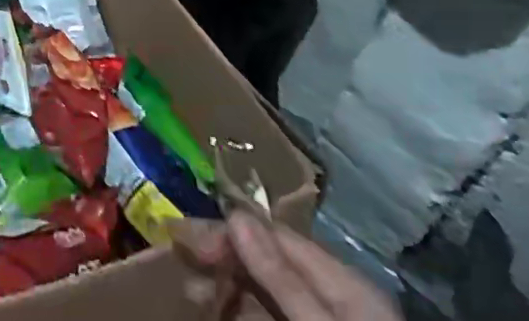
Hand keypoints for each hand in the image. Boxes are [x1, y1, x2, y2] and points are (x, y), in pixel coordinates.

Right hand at [178, 210, 401, 320]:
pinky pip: (271, 320)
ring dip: (229, 289)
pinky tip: (220, 314)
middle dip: (225, 258)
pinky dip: (243, 315)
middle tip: (183, 265)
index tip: (187, 237)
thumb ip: (283, 279)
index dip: (231, 230)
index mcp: (345, 286)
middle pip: (270, 262)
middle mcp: (335, 301)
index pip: (278, 237)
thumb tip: (238, 218)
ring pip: (266, 295)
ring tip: (195, 294)